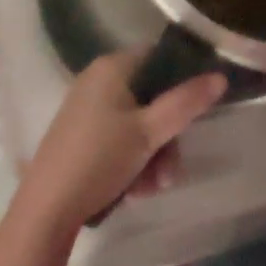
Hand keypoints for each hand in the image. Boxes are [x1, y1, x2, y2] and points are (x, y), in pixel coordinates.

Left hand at [21, 47, 227, 224]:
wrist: (46, 208)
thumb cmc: (99, 159)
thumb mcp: (149, 133)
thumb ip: (186, 103)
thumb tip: (220, 76)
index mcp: (113, 67)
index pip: (159, 57)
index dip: (182, 79)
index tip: (195, 111)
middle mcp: (98, 79)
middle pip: (151, 97)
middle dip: (167, 138)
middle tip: (170, 171)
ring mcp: (87, 107)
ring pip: (138, 123)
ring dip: (152, 157)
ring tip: (151, 188)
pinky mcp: (81, 134)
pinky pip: (119, 138)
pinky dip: (132, 161)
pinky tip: (133, 190)